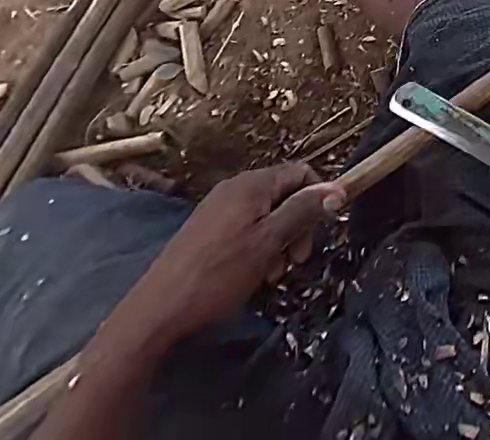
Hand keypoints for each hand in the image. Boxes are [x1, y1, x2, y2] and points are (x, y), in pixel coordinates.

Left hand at [108, 163, 344, 349]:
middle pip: (286, 193)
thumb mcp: (269, 242)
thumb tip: (339, 189)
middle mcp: (234, 188)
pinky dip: (258, 245)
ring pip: (267, 213)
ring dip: (279, 239)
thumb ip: (304, 211)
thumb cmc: (216, 276)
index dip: (318, 198)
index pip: (302, 172)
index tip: (317, 232)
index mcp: (252, 184)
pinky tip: (252, 273)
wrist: (151, 318)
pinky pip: (246, 226)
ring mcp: (216, 209)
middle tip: (295, 260)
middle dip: (298, 224)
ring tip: (272, 272)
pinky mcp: (205, 231)